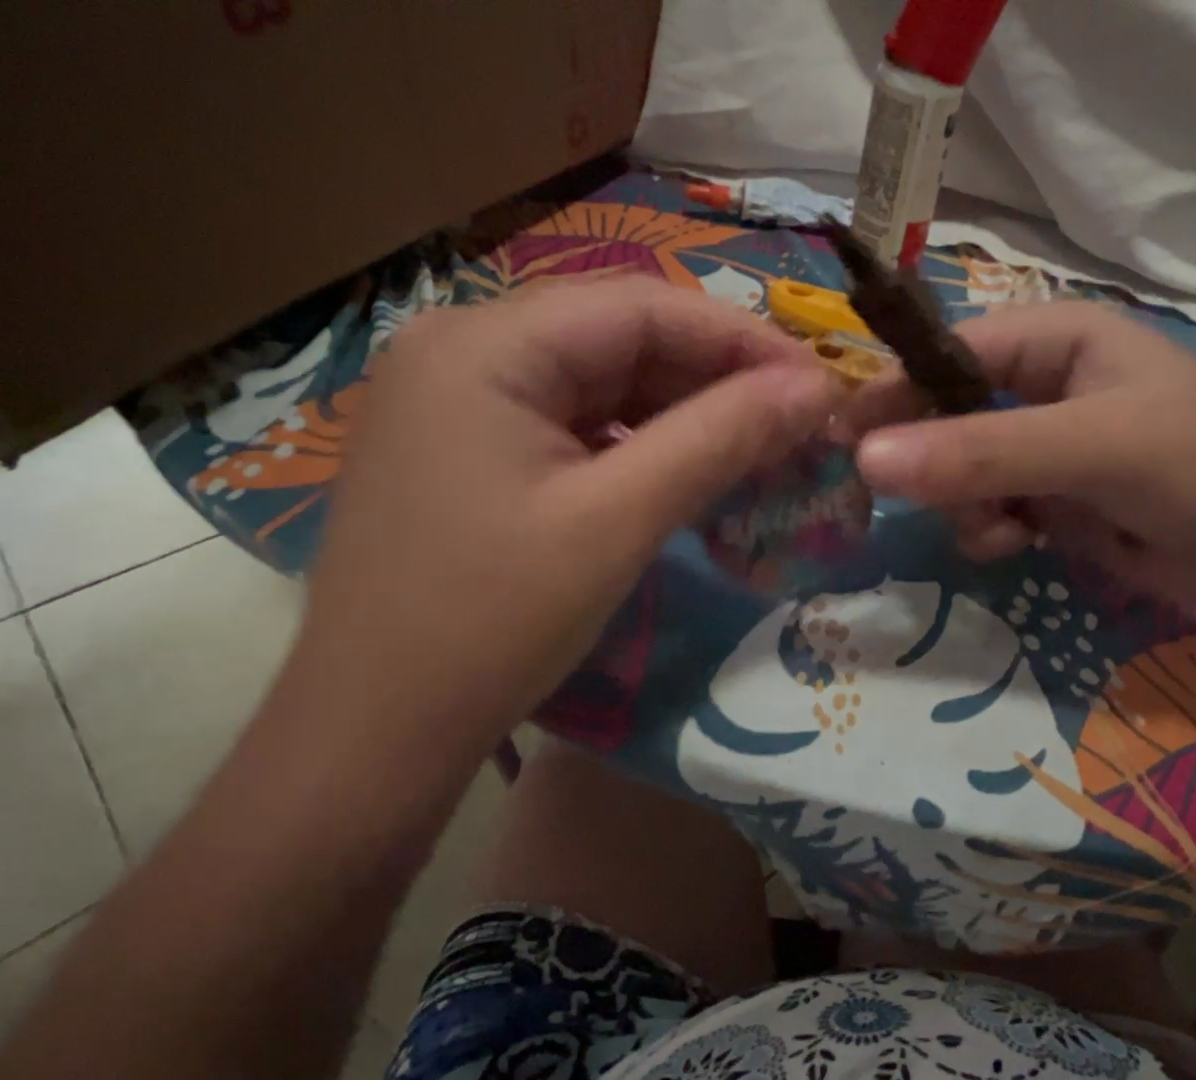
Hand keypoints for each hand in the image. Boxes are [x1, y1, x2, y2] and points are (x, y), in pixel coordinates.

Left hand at [295, 278, 838, 736]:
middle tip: (799, 424)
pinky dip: (635, 444)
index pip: (643, 307)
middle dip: (715, 378)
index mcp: (484, 345)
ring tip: (758, 450)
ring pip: (598, 381)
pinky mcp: (464, 449)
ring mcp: (456, 400)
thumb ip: (720, 439)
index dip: (743, 340)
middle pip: (619, 337)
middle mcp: (461, 348)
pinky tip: (685, 473)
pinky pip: (570, 423)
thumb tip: (817, 388)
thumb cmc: (491, 622)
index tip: (821, 386)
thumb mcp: (617, 523)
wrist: (374, 731)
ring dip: (681, 413)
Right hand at [851, 302, 1195, 609]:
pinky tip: (1016, 543)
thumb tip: (865, 459)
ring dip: (963, 502)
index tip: (843, 437)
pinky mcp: (1052, 501)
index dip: (893, 391)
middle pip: (942, 414)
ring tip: (999, 527)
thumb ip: (981, 453)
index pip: (945, 352)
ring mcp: (1045, 447)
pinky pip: (987, 509)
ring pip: (959, 471)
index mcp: (1055, 339)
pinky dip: (988, 528)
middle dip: (929, 458)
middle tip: (905, 496)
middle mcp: (1042, 386)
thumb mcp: (1094, 449)